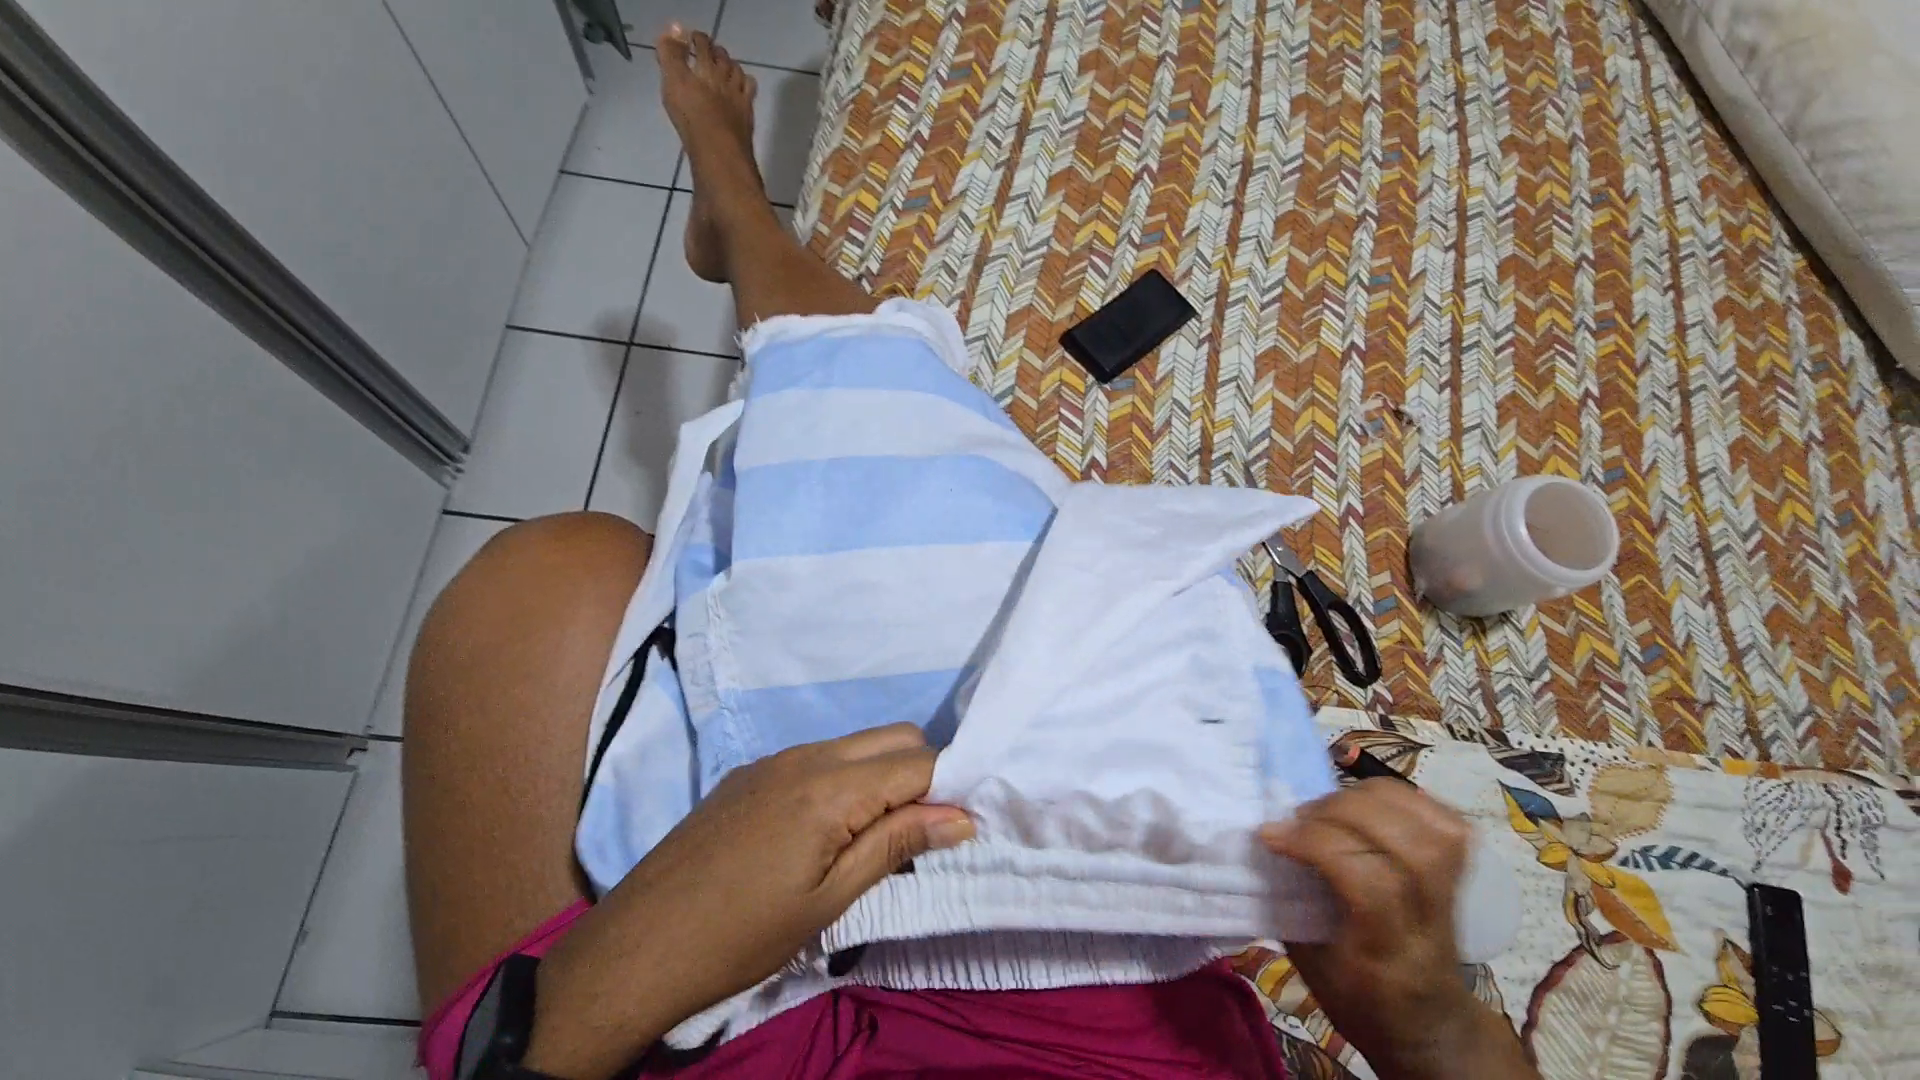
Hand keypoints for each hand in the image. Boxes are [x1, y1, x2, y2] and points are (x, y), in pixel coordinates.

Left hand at [523, 723, 972, 1078]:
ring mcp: (773, 760)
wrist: (638, 946)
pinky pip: (819, 757)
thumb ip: (896, 845)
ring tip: (881, 834)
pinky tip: (832, 827)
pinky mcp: (751, 773)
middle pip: (892, 737)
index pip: (918, 761)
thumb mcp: (829, 900)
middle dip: (924, 771)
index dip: (951, 786)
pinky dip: (846, 778)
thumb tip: (964, 816)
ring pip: (856, 744)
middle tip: (925, 831)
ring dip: (884, 774)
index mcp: (830, 787)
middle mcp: (805, 755)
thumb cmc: (742, 935)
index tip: (965, 822)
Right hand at [1260, 779, 1535, 1079]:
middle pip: (1410, 847)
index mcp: (1390, 954)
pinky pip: (1447, 821)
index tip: (1270, 834)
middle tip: (1302, 816)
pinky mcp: (1463, 877)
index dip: (1316, 844)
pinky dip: (1405, 798)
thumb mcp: (1313, 966)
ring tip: (1332, 805)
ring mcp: (1455, 898)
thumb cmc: (1361, 1001)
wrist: (1430, 1026)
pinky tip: (1369, 801)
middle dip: (1344, 812)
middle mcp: (1431, 922)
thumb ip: (1291, 905)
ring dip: (1373, 798)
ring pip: (1435, 829)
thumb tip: (1264, 848)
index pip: (1371, 883)